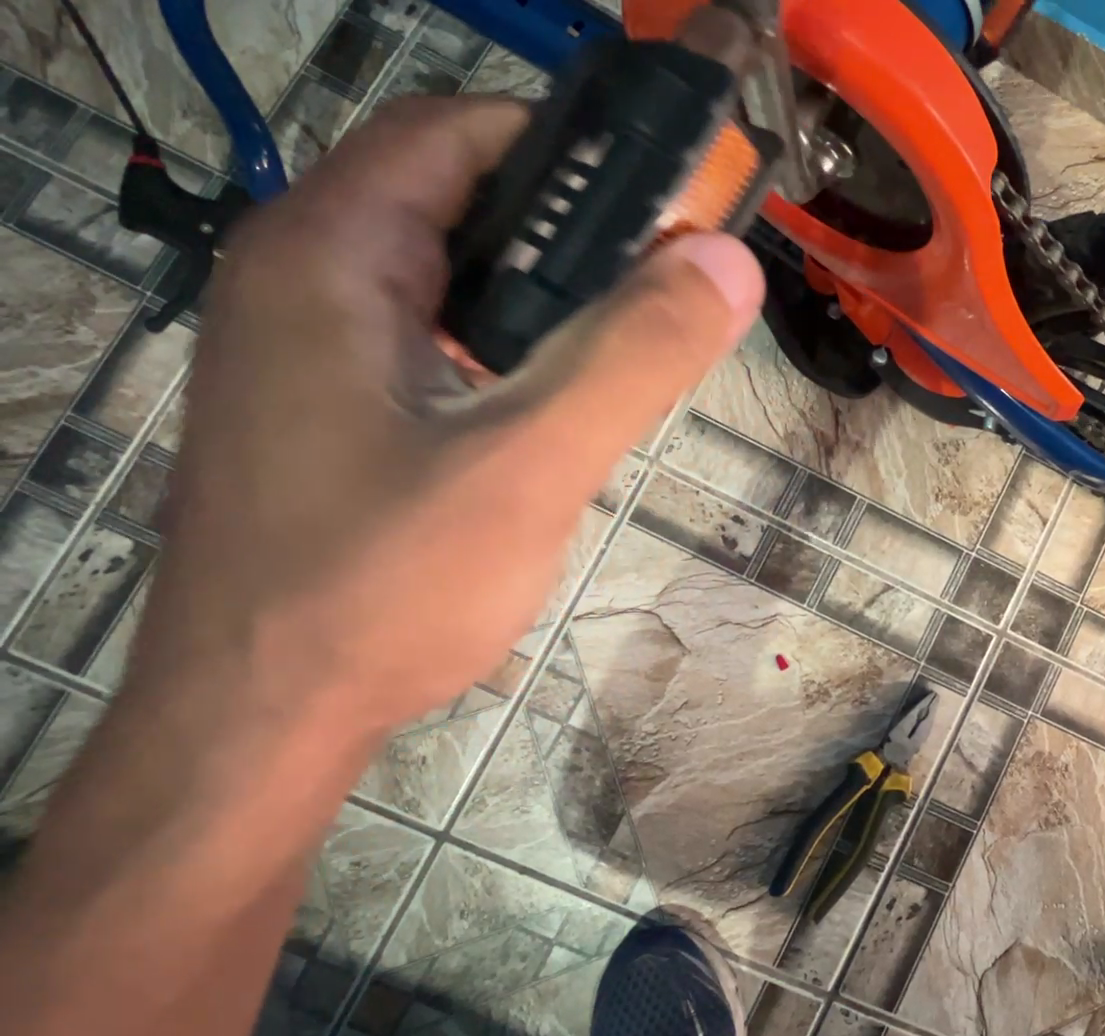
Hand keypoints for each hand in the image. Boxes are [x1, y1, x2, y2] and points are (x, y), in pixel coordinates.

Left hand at [127, 97, 763, 735]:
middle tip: (676, 280)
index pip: (460, 133)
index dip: (573, 146)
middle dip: (577, 228)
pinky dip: (520, 345)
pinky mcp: (342, 408)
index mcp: (330, 255)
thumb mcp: (528, 464)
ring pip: (460, 276)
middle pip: (463, 200)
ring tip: (640, 340)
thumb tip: (727, 260)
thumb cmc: (381, 587)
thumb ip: (632, 356)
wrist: (264, 720)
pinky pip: (447, 338)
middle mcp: (308, 280)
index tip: (672, 197)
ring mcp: (319, 349)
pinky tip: (569, 400)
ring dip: (555, 293)